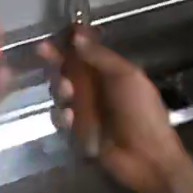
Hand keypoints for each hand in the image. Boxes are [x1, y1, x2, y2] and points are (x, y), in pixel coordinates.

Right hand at [38, 31, 192, 192]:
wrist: (149, 159)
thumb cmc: (142, 113)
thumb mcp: (126, 77)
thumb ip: (100, 56)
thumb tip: (76, 35)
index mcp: (109, 71)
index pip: (85, 51)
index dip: (70, 42)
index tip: (56, 33)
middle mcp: (94, 87)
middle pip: (67, 68)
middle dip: (55, 59)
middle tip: (43, 51)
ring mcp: (85, 109)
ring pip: (60, 91)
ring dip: (59, 87)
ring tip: (67, 91)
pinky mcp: (77, 131)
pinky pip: (61, 117)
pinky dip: (62, 115)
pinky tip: (71, 117)